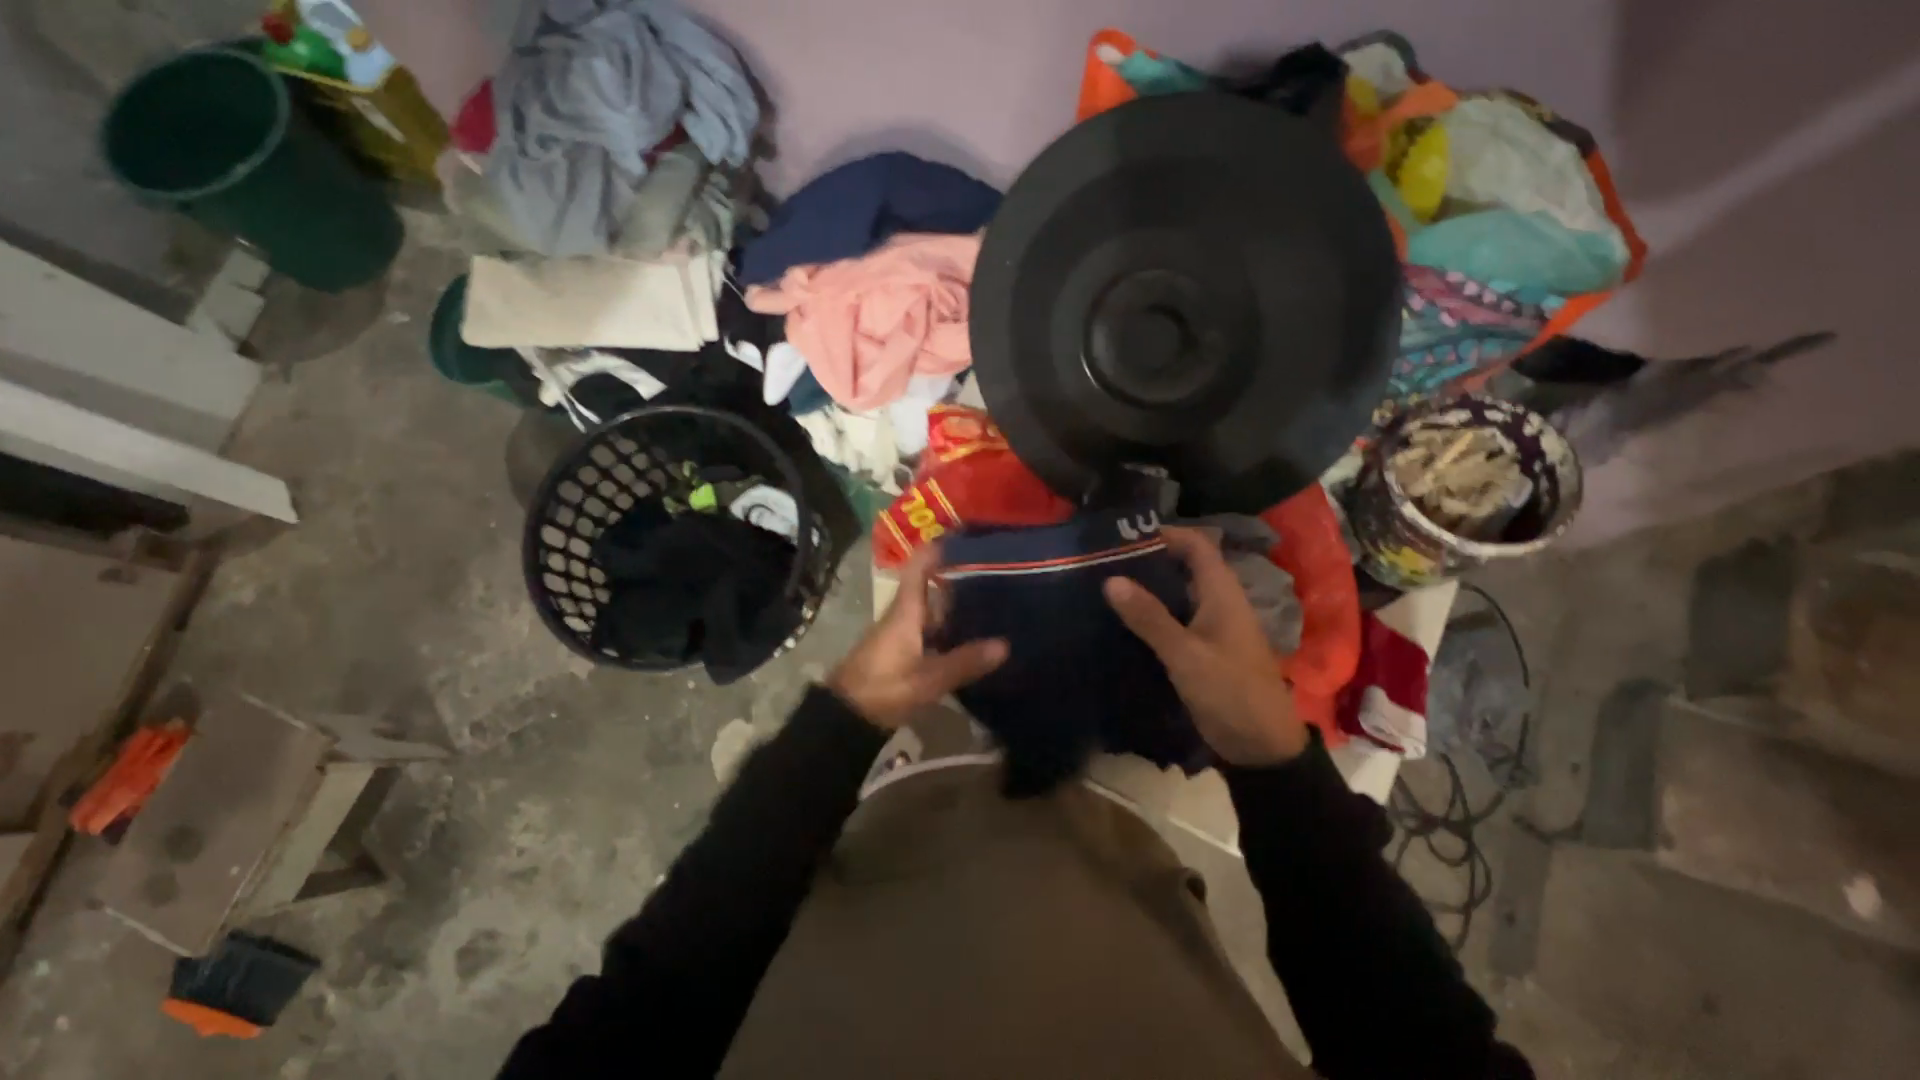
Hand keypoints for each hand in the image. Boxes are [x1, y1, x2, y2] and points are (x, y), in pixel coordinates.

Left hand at [827, 543, 1007, 730]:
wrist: (846, 716)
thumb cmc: (884, 689)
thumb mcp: (928, 679)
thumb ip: (965, 662)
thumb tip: (1005, 644)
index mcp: (906, 610)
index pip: (921, 565)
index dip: (941, 546)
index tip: (970, 535)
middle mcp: (904, 614)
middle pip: (933, 585)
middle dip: (962, 576)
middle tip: (1001, 570)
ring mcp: (903, 633)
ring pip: (934, 610)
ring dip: (960, 604)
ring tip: (998, 599)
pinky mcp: (903, 652)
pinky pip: (933, 630)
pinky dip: (953, 628)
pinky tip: (977, 637)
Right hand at [1104, 527, 1308, 765]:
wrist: (1259, 745)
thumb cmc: (1229, 690)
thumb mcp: (1185, 654)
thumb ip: (1149, 617)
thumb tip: (1110, 579)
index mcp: (1222, 593)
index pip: (1196, 544)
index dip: (1165, 534)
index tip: (1123, 538)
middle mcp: (1218, 602)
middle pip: (1183, 567)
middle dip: (1147, 562)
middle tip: (1102, 562)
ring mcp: (1210, 628)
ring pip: (1176, 596)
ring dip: (1146, 591)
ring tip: (1101, 588)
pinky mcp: (1201, 651)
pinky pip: (1173, 622)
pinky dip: (1150, 618)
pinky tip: (1119, 624)